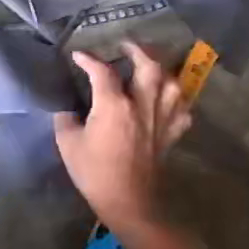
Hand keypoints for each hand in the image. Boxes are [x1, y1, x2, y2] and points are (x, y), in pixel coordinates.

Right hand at [53, 40, 192, 231]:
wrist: (130, 203)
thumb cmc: (95, 173)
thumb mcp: (68, 144)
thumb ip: (66, 119)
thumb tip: (68, 108)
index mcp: (114, 106)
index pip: (102, 72)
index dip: (89, 59)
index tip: (78, 56)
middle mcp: (143, 105)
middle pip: (149, 66)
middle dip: (138, 50)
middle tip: (126, 45)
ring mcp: (162, 118)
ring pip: (172, 82)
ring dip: (162, 68)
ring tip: (151, 63)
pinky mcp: (173, 133)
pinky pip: (182, 107)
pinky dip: (177, 97)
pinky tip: (168, 97)